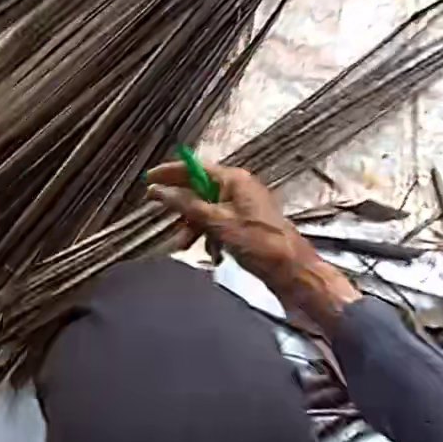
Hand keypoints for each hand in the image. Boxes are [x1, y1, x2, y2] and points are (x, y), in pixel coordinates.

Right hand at [146, 159, 360, 320]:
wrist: (295, 274)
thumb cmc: (258, 244)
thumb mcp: (217, 223)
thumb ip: (185, 204)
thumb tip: (157, 190)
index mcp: (234, 179)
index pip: (194, 167)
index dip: (169, 173)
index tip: (147, 179)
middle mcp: (238, 188)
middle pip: (199, 189)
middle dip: (181, 208)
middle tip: (161, 217)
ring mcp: (243, 207)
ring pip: (207, 210)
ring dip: (193, 227)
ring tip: (183, 245)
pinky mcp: (247, 226)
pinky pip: (219, 224)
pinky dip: (210, 236)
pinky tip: (210, 253)